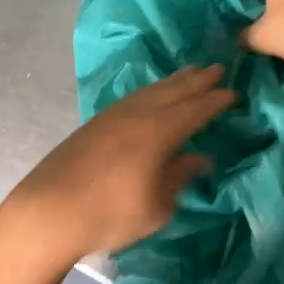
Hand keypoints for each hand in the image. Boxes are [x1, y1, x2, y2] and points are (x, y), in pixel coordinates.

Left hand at [2, 64, 234, 262]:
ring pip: (153, 90)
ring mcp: (115, 114)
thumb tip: (200, 157)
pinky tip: (154, 94)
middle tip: (218, 68)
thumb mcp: (156, 206)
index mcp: (159, 131)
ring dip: (175, 81)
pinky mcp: (97, 122)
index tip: (234, 91)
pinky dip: (154, 90)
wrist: (49, 210)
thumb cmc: (110, 215)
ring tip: (191, 72)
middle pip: (175, 91)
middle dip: (198, 80)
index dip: (215, 100)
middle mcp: (139, 114)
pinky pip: (136, 96)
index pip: (195, 109)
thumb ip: (179, 177)